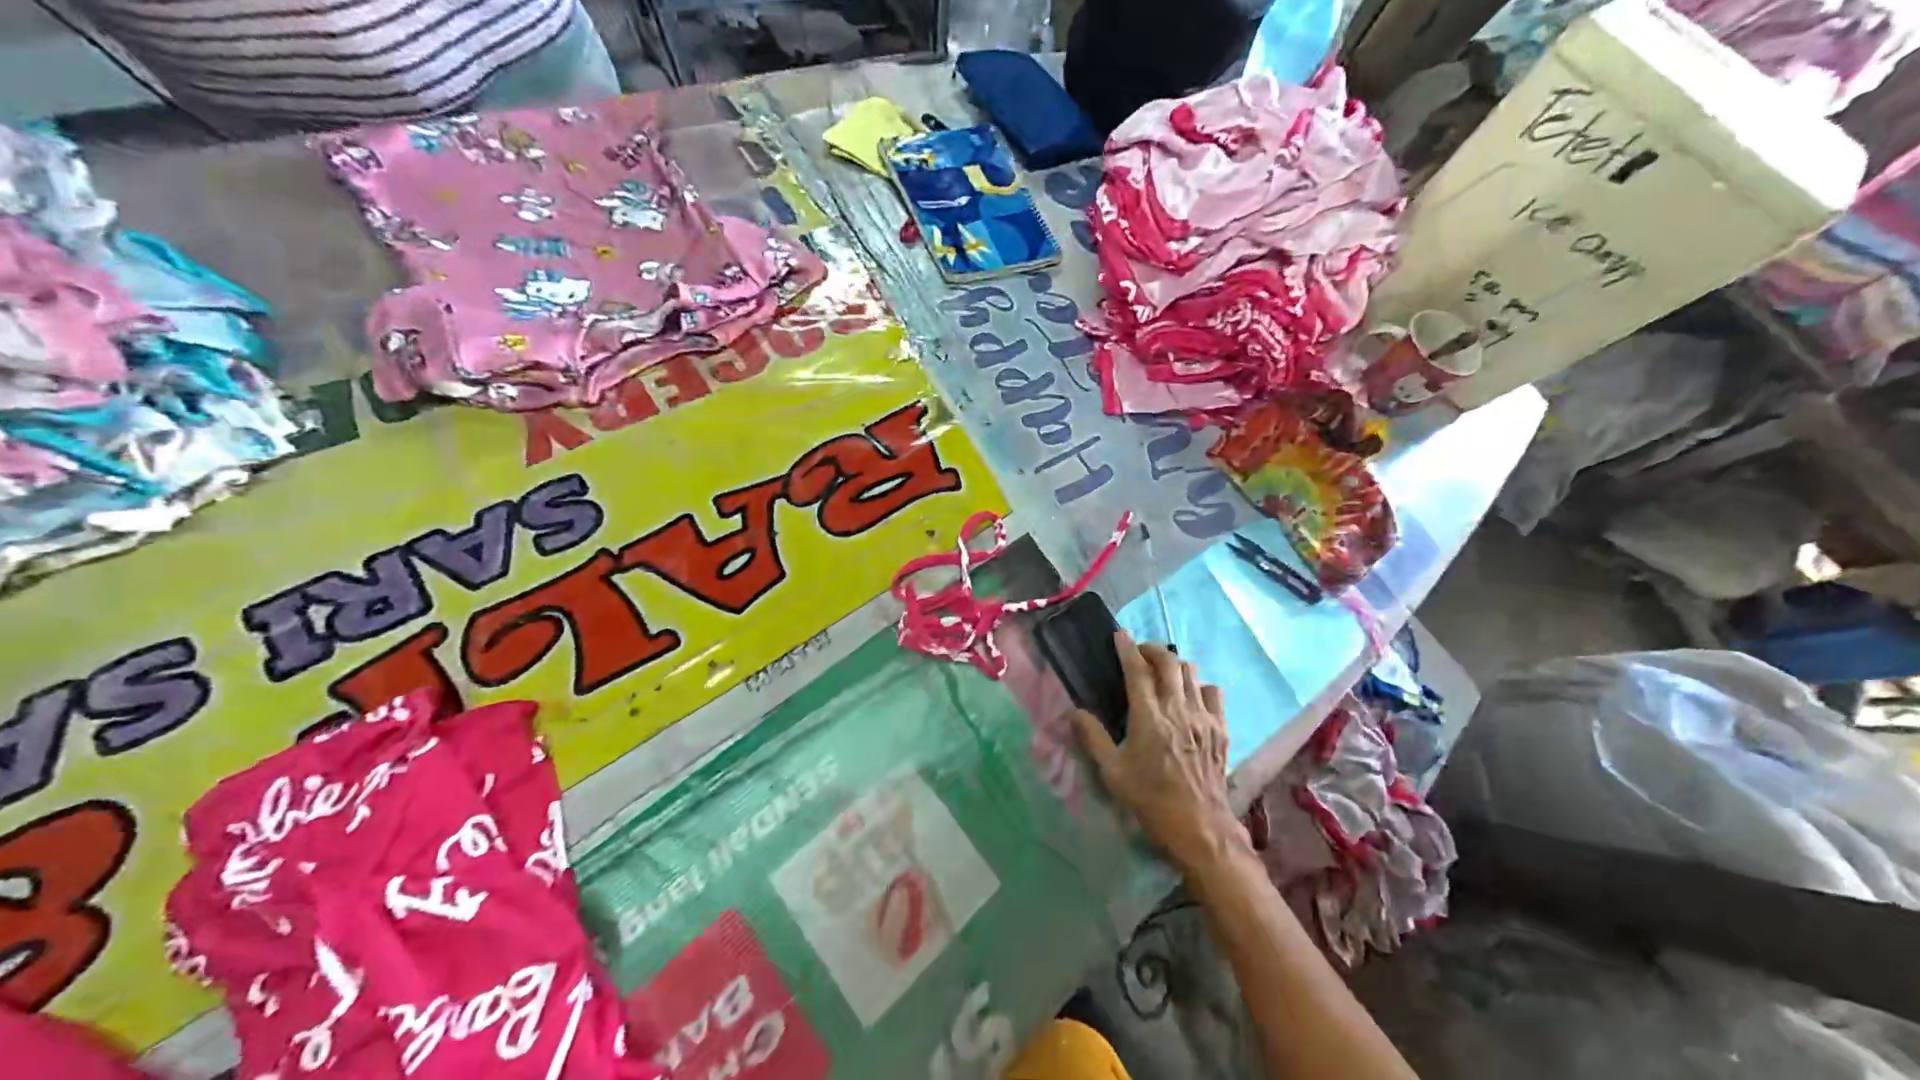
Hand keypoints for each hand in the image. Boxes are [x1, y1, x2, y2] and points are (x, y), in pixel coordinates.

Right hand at [1070, 632, 1243, 876]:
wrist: (1200, 828)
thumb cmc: (1150, 800)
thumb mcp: (1113, 773)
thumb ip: (1093, 738)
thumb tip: (1073, 712)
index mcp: (1149, 718)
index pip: (1137, 670)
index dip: (1127, 648)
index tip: (1119, 634)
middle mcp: (1178, 709)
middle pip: (1168, 662)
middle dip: (1151, 650)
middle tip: (1139, 653)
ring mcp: (1204, 717)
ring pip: (1192, 673)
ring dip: (1174, 665)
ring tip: (1162, 673)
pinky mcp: (1221, 729)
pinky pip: (1213, 692)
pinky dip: (1199, 686)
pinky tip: (1190, 697)